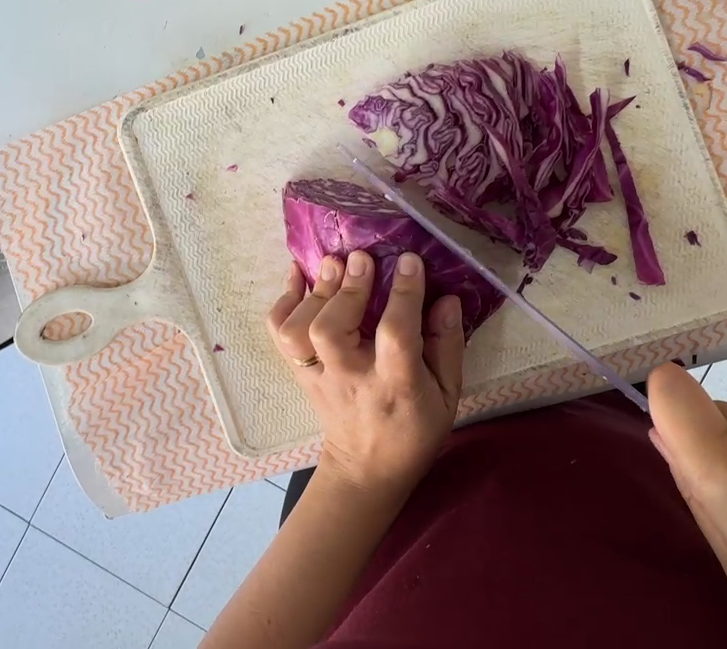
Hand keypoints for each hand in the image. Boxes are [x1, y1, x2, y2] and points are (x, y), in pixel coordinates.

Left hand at [266, 251, 463, 497]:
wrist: (366, 469)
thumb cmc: (415, 429)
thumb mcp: (447, 394)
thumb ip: (446, 345)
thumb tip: (446, 298)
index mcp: (395, 385)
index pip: (395, 334)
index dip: (402, 294)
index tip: (409, 261)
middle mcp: (350, 378)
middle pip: (333, 330)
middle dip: (346, 290)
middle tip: (361, 257)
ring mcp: (319, 376)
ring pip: (299, 333)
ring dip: (314, 294)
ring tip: (332, 264)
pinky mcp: (300, 374)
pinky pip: (279, 336)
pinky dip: (283, 303)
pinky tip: (299, 277)